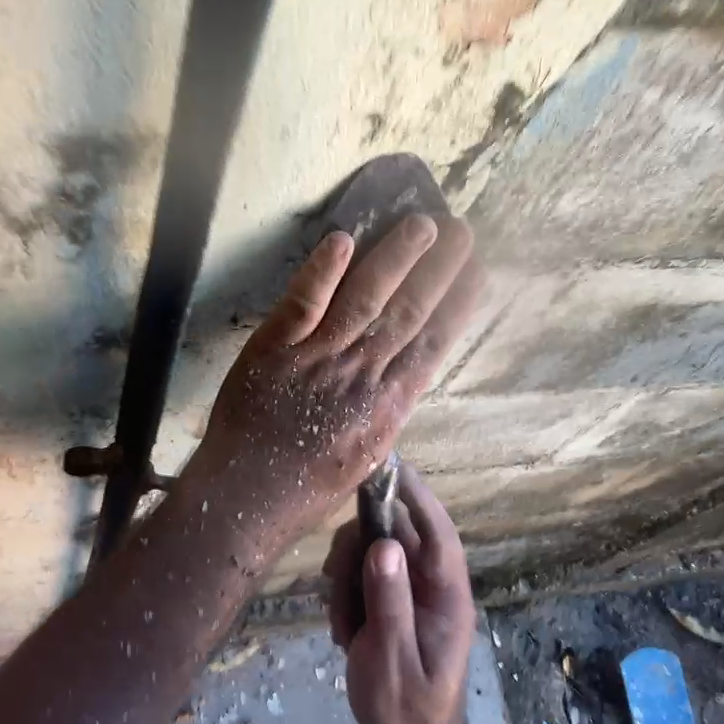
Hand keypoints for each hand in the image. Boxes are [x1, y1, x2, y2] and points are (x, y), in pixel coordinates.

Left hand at [179, 215, 482, 551]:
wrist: (245, 498)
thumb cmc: (306, 484)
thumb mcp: (365, 453)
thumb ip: (386, 407)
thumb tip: (404, 369)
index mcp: (387, 406)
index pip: (432, 344)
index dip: (457, 305)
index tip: (477, 272)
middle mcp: (360, 376)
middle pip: (408, 313)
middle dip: (438, 270)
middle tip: (460, 230)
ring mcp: (316, 358)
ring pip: (364, 299)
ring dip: (395, 258)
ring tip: (420, 224)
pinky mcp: (274, 348)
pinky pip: (303, 303)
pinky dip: (323, 272)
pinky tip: (344, 240)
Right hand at [326, 465, 484, 723]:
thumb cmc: (409, 707)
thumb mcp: (394, 660)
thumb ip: (389, 603)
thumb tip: (383, 545)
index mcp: (447, 593)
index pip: (436, 530)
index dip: (416, 494)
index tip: (390, 464)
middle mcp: (430, 581)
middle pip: (393, 532)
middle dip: (357, 551)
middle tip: (333, 581)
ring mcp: (410, 587)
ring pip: (370, 549)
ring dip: (345, 578)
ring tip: (340, 623)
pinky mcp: (389, 596)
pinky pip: (360, 571)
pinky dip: (343, 592)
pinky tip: (341, 627)